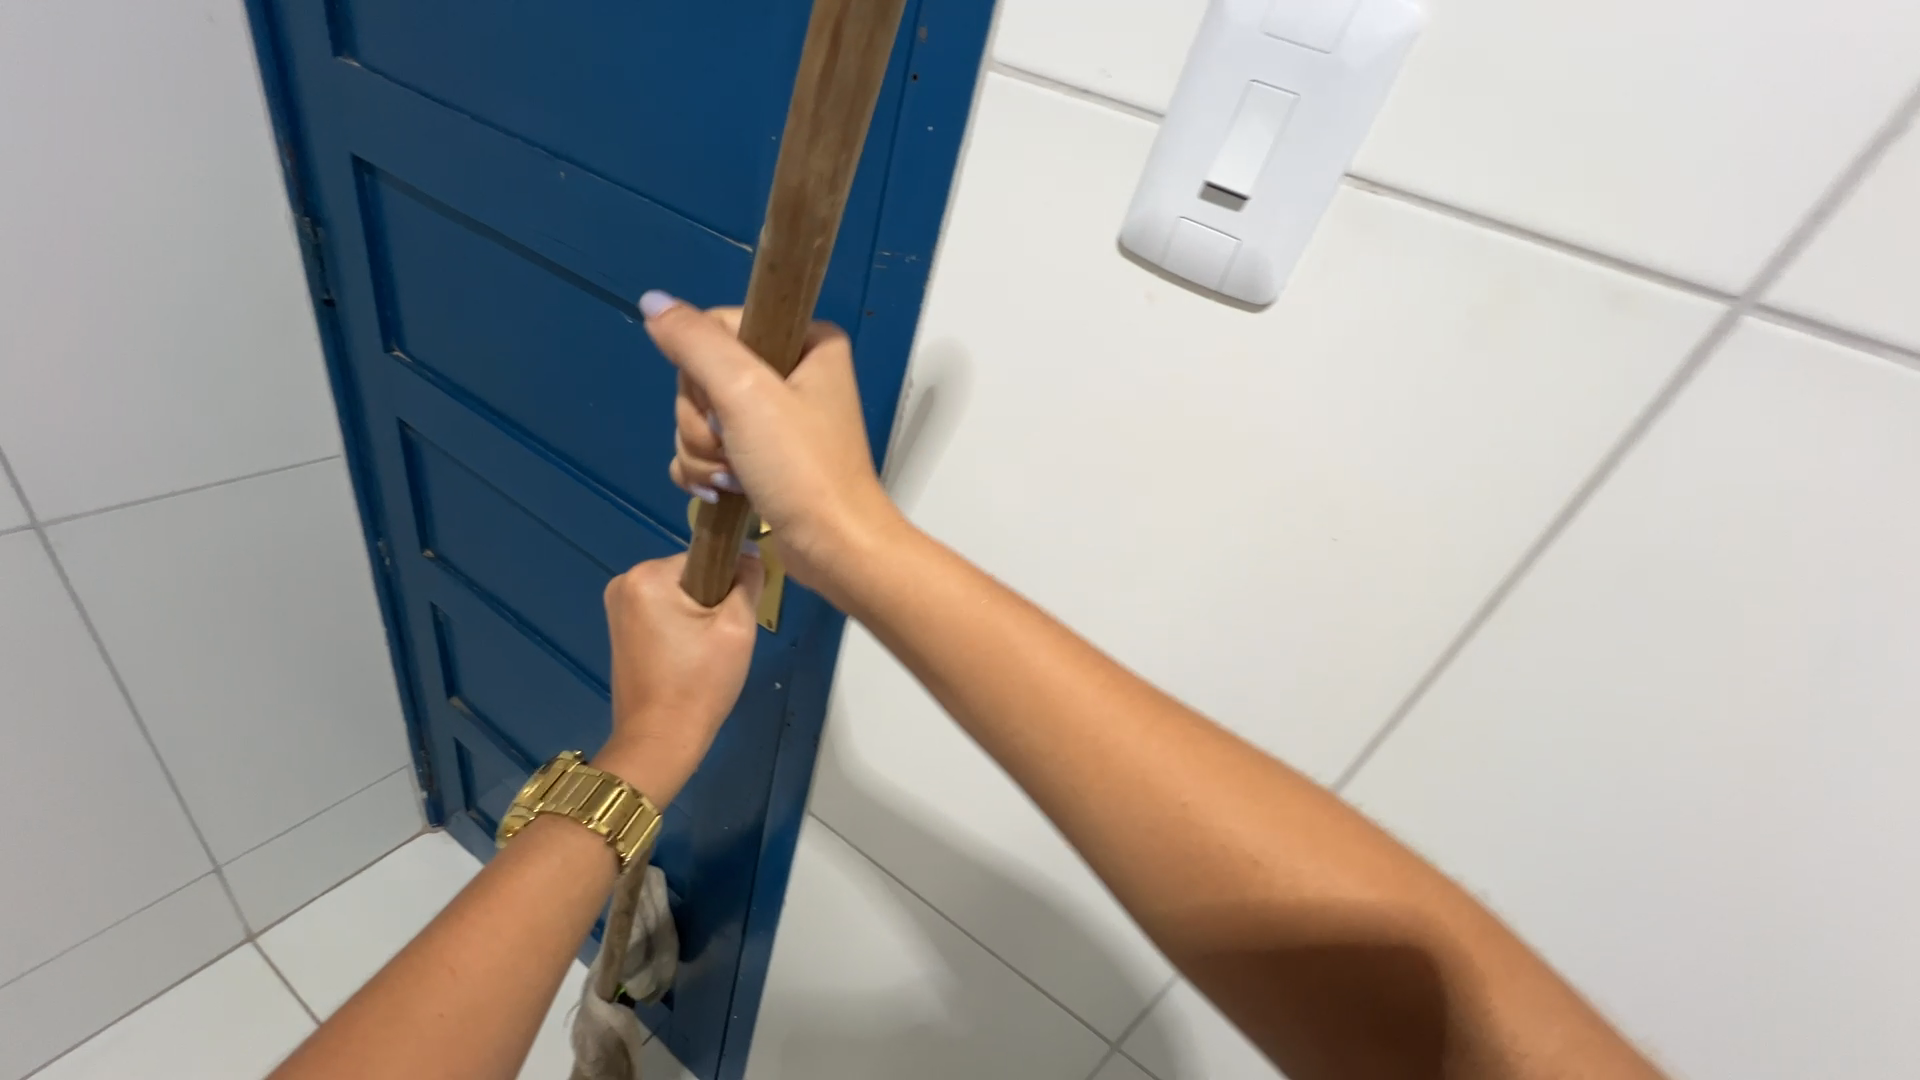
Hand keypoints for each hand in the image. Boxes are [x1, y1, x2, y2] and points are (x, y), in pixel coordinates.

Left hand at [595, 553, 762, 805]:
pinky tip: (691, 654)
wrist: (661, 740)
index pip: (707, 556)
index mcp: (648, 576)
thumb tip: (752, 552)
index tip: (737, 612)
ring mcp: (618, 607)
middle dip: (713, 598)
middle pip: (691, 574)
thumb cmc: (700, 682)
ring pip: (680, 593)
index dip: (731, 579)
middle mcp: (625, 582)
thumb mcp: (737, 628)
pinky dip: (682, 625)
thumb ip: (748, 581)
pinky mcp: (620, 629)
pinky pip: (664, 610)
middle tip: (725, 637)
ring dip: (699, 613)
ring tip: (709, 649)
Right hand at [639, 293, 905, 598]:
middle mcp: (794, 372)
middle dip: (704, 421)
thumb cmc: (801, 468)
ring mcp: (778, 417)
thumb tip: (652, 301)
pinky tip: (721, 490)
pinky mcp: (764, 455)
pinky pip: (708, 447)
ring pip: (700, 415)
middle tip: (733, 447)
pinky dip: (705, 469)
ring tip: (734, 477)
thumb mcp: (746, 394)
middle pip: (704, 375)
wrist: (832, 546)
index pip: (721, 327)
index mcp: (805, 341)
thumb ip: (696, 343)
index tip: (728, 405)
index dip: (706, 368)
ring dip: (703, 451)